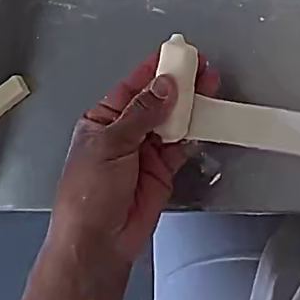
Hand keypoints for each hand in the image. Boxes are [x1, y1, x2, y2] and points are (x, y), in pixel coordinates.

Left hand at [49, 51, 219, 267]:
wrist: (98, 246)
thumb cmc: (89, 193)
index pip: (133, 86)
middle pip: (157, 100)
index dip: (155, 69)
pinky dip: (195, 131)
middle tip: (203, 68)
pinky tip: (207, 117)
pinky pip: (182, 143)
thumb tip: (165, 84)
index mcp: (104, 119)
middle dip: (179, 84)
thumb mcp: (110, 146)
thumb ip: (141, 114)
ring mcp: (146, 150)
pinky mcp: (163, 169)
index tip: (178, 54)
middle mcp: (126, 130)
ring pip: (173, 119)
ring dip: (191, 104)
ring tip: (211, 87)